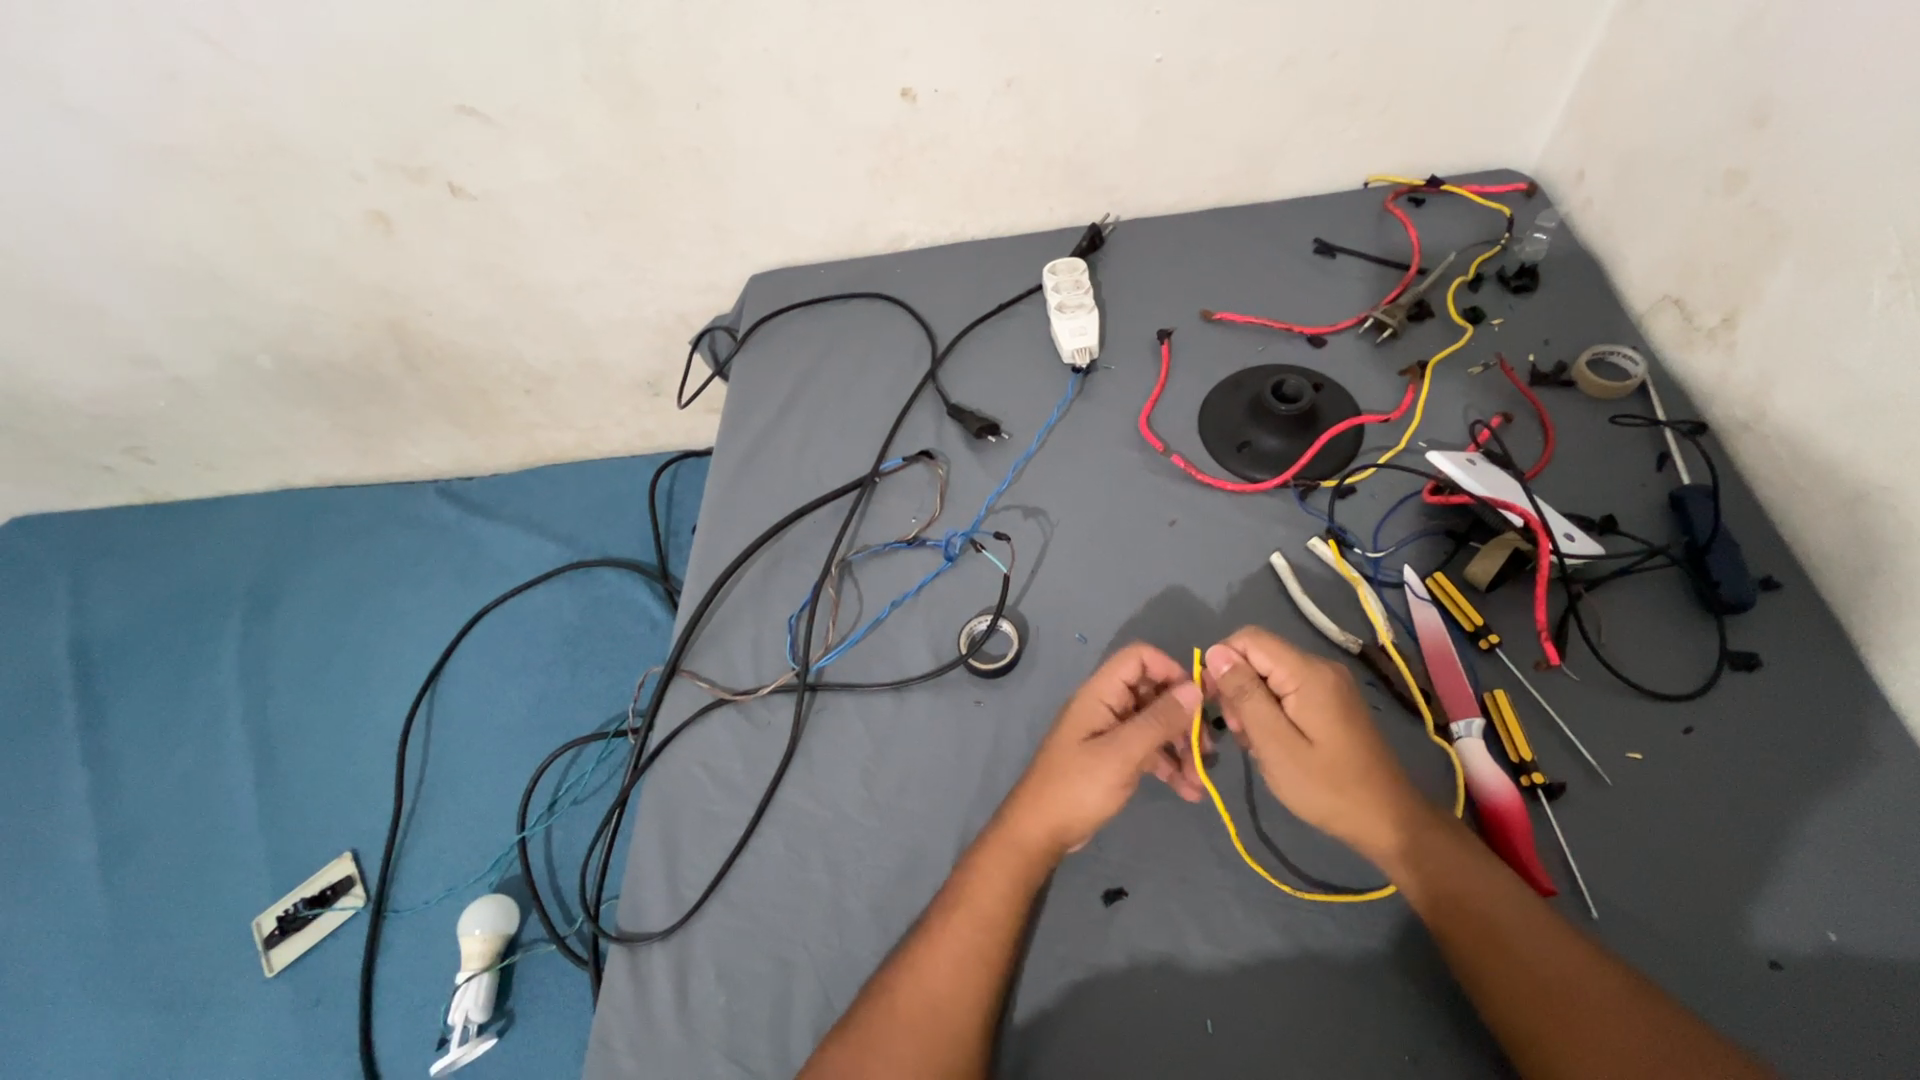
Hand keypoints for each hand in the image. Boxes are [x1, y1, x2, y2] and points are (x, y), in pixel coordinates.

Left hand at [996, 643, 1204, 858]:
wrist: (1039, 831)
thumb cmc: (1077, 787)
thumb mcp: (1122, 754)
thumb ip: (1159, 720)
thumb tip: (1194, 689)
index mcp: (1100, 694)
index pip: (1138, 658)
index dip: (1170, 670)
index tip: (1198, 700)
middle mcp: (1106, 706)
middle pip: (1153, 693)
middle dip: (1183, 719)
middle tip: (1206, 750)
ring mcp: (1109, 733)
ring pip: (1154, 725)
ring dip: (1180, 749)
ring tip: (1200, 781)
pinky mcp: (1113, 758)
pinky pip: (1148, 751)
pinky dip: (1168, 767)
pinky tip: (1189, 792)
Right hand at [1204, 627, 1432, 866]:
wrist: (1389, 820)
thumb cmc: (1327, 788)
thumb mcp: (1275, 745)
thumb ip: (1244, 695)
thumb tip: (1216, 652)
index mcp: (1308, 673)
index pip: (1248, 639)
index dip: (1222, 664)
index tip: (1214, 704)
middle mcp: (1320, 667)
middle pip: (1259, 656)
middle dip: (1238, 688)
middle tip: (1241, 734)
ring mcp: (1330, 684)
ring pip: (1270, 675)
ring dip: (1253, 703)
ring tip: (1257, 744)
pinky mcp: (1333, 701)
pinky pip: (1288, 690)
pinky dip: (1271, 710)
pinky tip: (1274, 742)